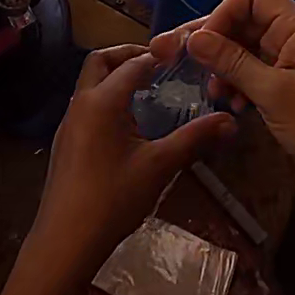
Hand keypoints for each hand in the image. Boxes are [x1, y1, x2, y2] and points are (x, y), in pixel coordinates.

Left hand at [30, 45, 235, 274]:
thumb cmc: (113, 198)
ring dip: (114, 78)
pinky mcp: (65, 142)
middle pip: (99, 62)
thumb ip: (194, 139)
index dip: (157, 55)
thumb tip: (229, 122)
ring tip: (147, 92)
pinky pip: (86, 106)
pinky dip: (106, 99)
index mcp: (101, 101)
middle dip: (127, 55)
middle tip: (157, 65)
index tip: (181, 55)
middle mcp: (80, 104)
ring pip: (89, 84)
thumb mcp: (159, 166)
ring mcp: (68, 123)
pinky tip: (128, 125)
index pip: (132, 64)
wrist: (66, 239)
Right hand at [150, 0, 294, 185]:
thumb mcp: (274, 93)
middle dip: (212, 41)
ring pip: (244, 46)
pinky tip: (232, 103)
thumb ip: (232, 62)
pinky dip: (237, 82)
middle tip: (171, 57)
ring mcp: (291, 57)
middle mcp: (294, 34)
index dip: (221, 14)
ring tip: (213, 92)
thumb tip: (192, 38)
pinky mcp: (288, 80)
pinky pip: (253, 68)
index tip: (200, 45)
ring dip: (223, 66)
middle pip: (242, 20)